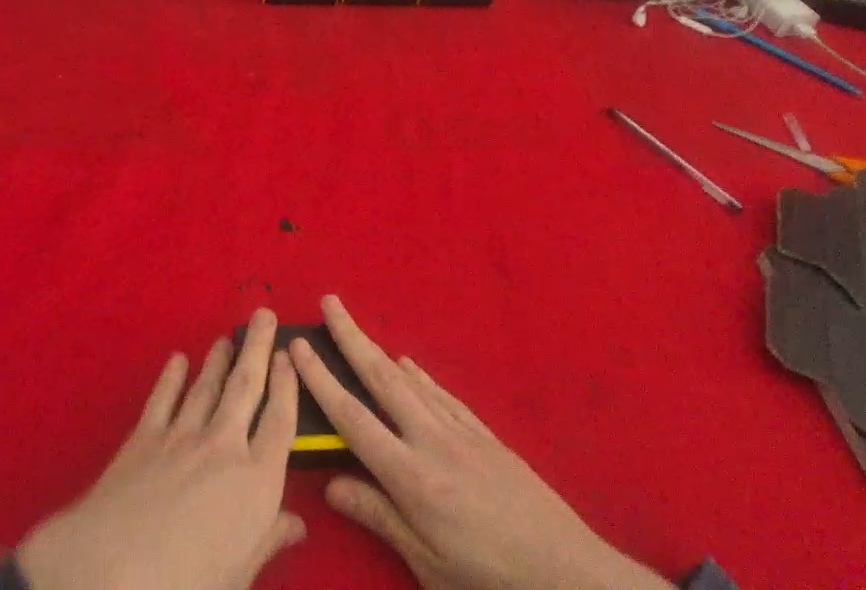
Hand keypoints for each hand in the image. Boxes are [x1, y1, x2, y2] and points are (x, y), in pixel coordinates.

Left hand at [16, 308, 304, 589]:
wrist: (116, 564)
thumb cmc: (190, 578)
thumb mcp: (241, 571)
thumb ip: (269, 540)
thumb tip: (298, 524)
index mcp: (256, 479)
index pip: (281, 422)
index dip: (288, 387)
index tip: (291, 358)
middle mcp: (223, 445)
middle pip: (246, 387)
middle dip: (258, 348)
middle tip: (264, 315)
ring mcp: (181, 436)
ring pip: (206, 387)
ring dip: (218, 359)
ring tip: (227, 336)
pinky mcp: (144, 437)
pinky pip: (162, 399)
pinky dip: (170, 377)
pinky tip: (177, 360)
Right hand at [288, 296, 669, 589]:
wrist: (567, 570)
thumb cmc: (489, 574)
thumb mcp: (427, 561)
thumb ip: (379, 516)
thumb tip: (330, 484)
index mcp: (410, 475)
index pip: (352, 417)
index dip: (321, 379)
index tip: (298, 345)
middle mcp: (432, 440)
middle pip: (381, 379)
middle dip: (351, 337)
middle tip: (329, 302)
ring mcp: (462, 433)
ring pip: (411, 381)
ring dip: (379, 350)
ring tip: (355, 327)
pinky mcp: (486, 436)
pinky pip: (444, 395)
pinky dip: (420, 376)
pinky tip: (408, 365)